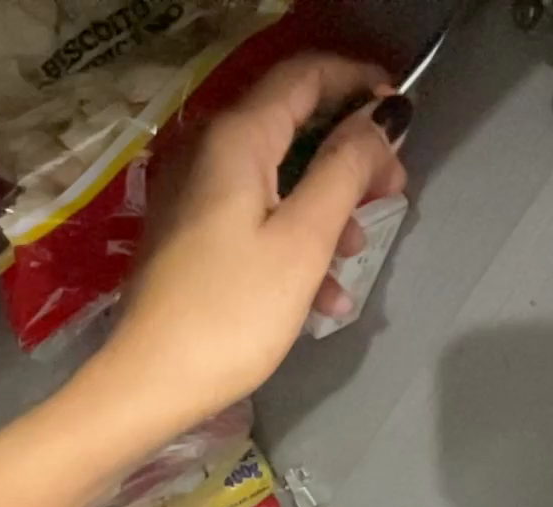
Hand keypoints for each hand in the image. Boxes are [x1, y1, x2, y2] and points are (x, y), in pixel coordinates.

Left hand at [86, 54, 410, 428]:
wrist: (150, 384)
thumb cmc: (232, 314)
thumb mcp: (303, 239)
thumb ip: (346, 168)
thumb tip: (382, 116)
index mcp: (234, 140)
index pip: (305, 76)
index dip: (361, 83)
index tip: (403, 117)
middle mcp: (204, 156)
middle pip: (292, 131)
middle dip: (348, 159)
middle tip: (391, 196)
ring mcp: (190, 202)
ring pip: (275, 186)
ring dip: (325, 214)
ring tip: (356, 259)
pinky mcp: (187, 243)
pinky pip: (250, 225)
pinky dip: (289, 247)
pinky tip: (321, 299)